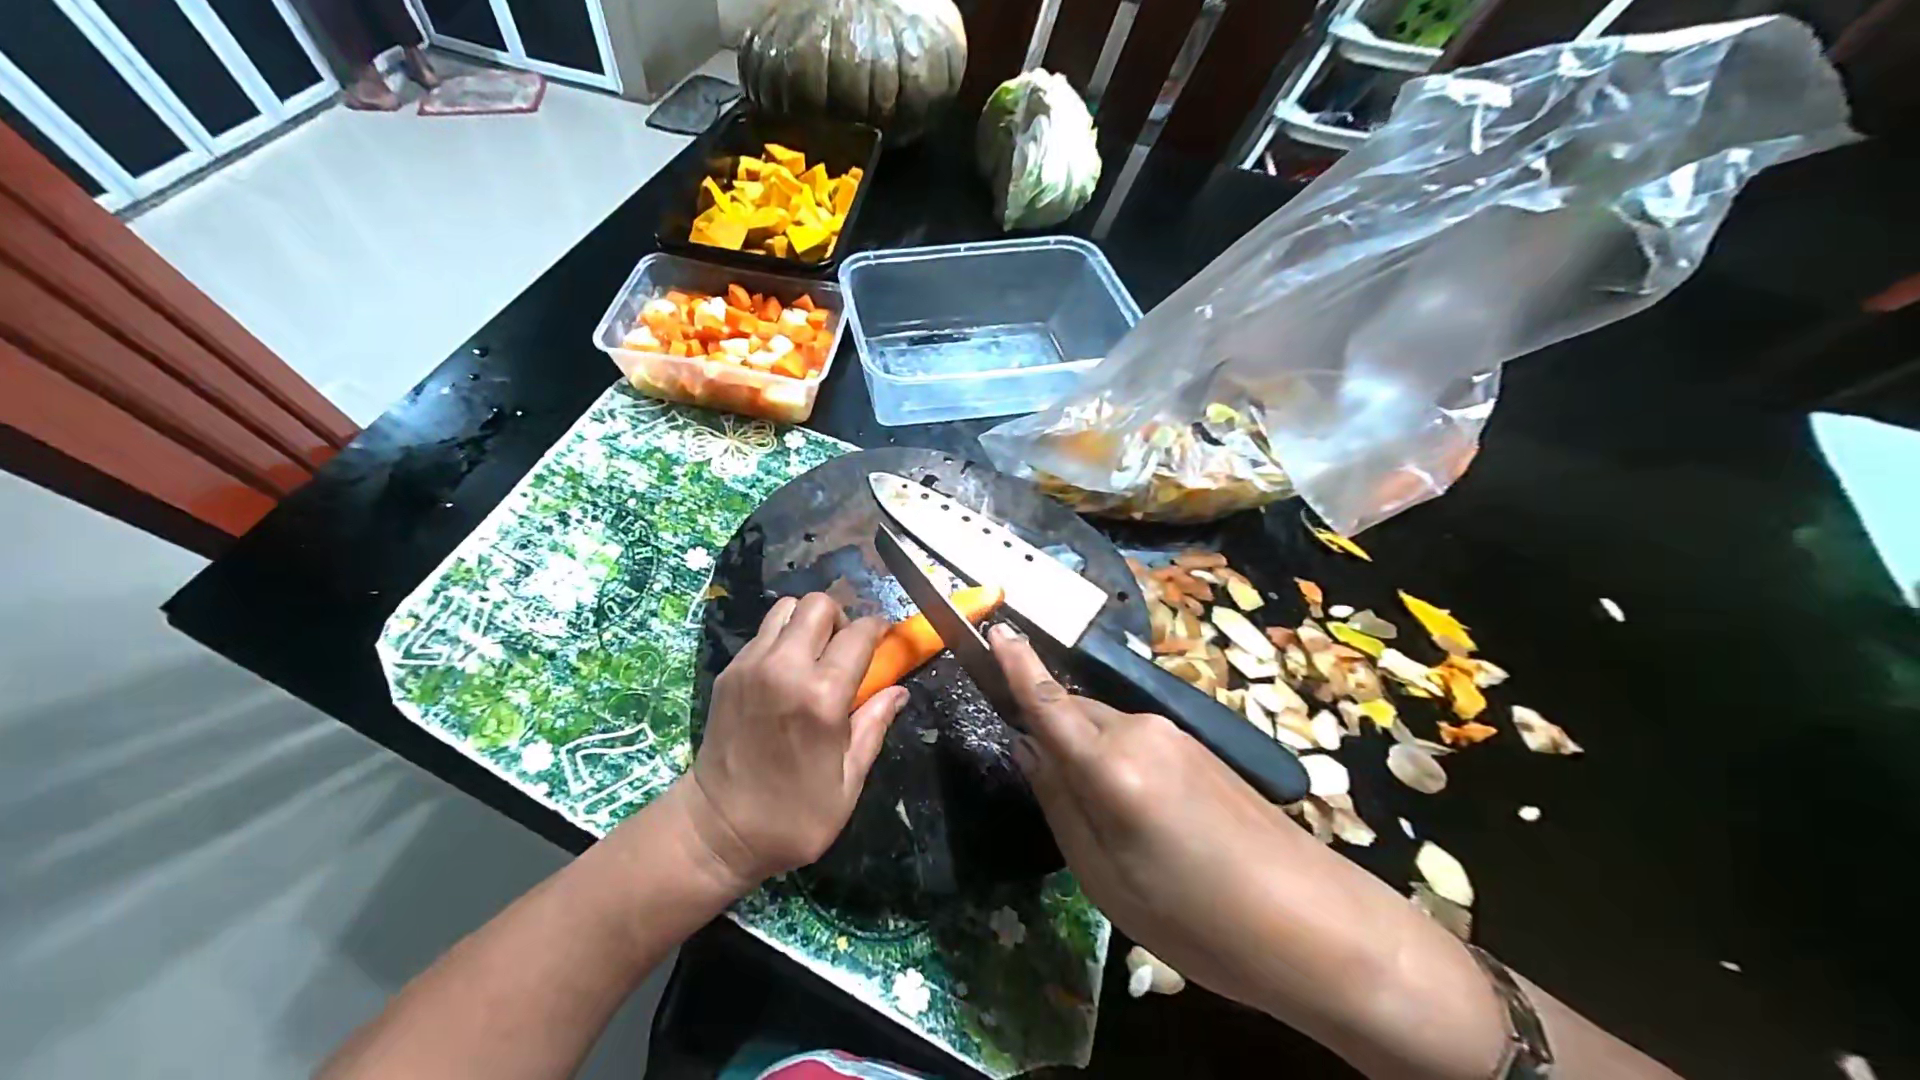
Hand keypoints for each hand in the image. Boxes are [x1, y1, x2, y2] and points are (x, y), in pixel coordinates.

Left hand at [685, 594, 906, 890]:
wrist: (717, 832)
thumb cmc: (794, 816)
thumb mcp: (849, 780)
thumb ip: (875, 725)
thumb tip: (900, 691)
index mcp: (821, 697)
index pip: (859, 634)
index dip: (879, 629)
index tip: (887, 638)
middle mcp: (784, 669)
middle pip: (818, 605)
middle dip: (841, 617)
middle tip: (847, 649)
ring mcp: (751, 666)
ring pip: (787, 608)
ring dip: (808, 622)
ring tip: (817, 655)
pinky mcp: (729, 672)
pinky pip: (764, 633)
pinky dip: (783, 638)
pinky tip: (789, 673)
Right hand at [987, 621, 1311, 1006]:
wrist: (1315, 925)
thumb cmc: (1194, 917)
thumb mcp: (1104, 876)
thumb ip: (1059, 802)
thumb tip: (1026, 746)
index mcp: (1110, 764)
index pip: (1048, 701)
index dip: (1017, 665)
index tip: (995, 630)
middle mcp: (1140, 731)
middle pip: (1074, 714)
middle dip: (1051, 732)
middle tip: (1050, 794)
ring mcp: (1176, 736)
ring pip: (1105, 728)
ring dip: (1086, 753)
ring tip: (1103, 823)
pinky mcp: (1200, 748)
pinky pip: (1135, 741)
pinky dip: (1117, 761)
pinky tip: (1138, 816)